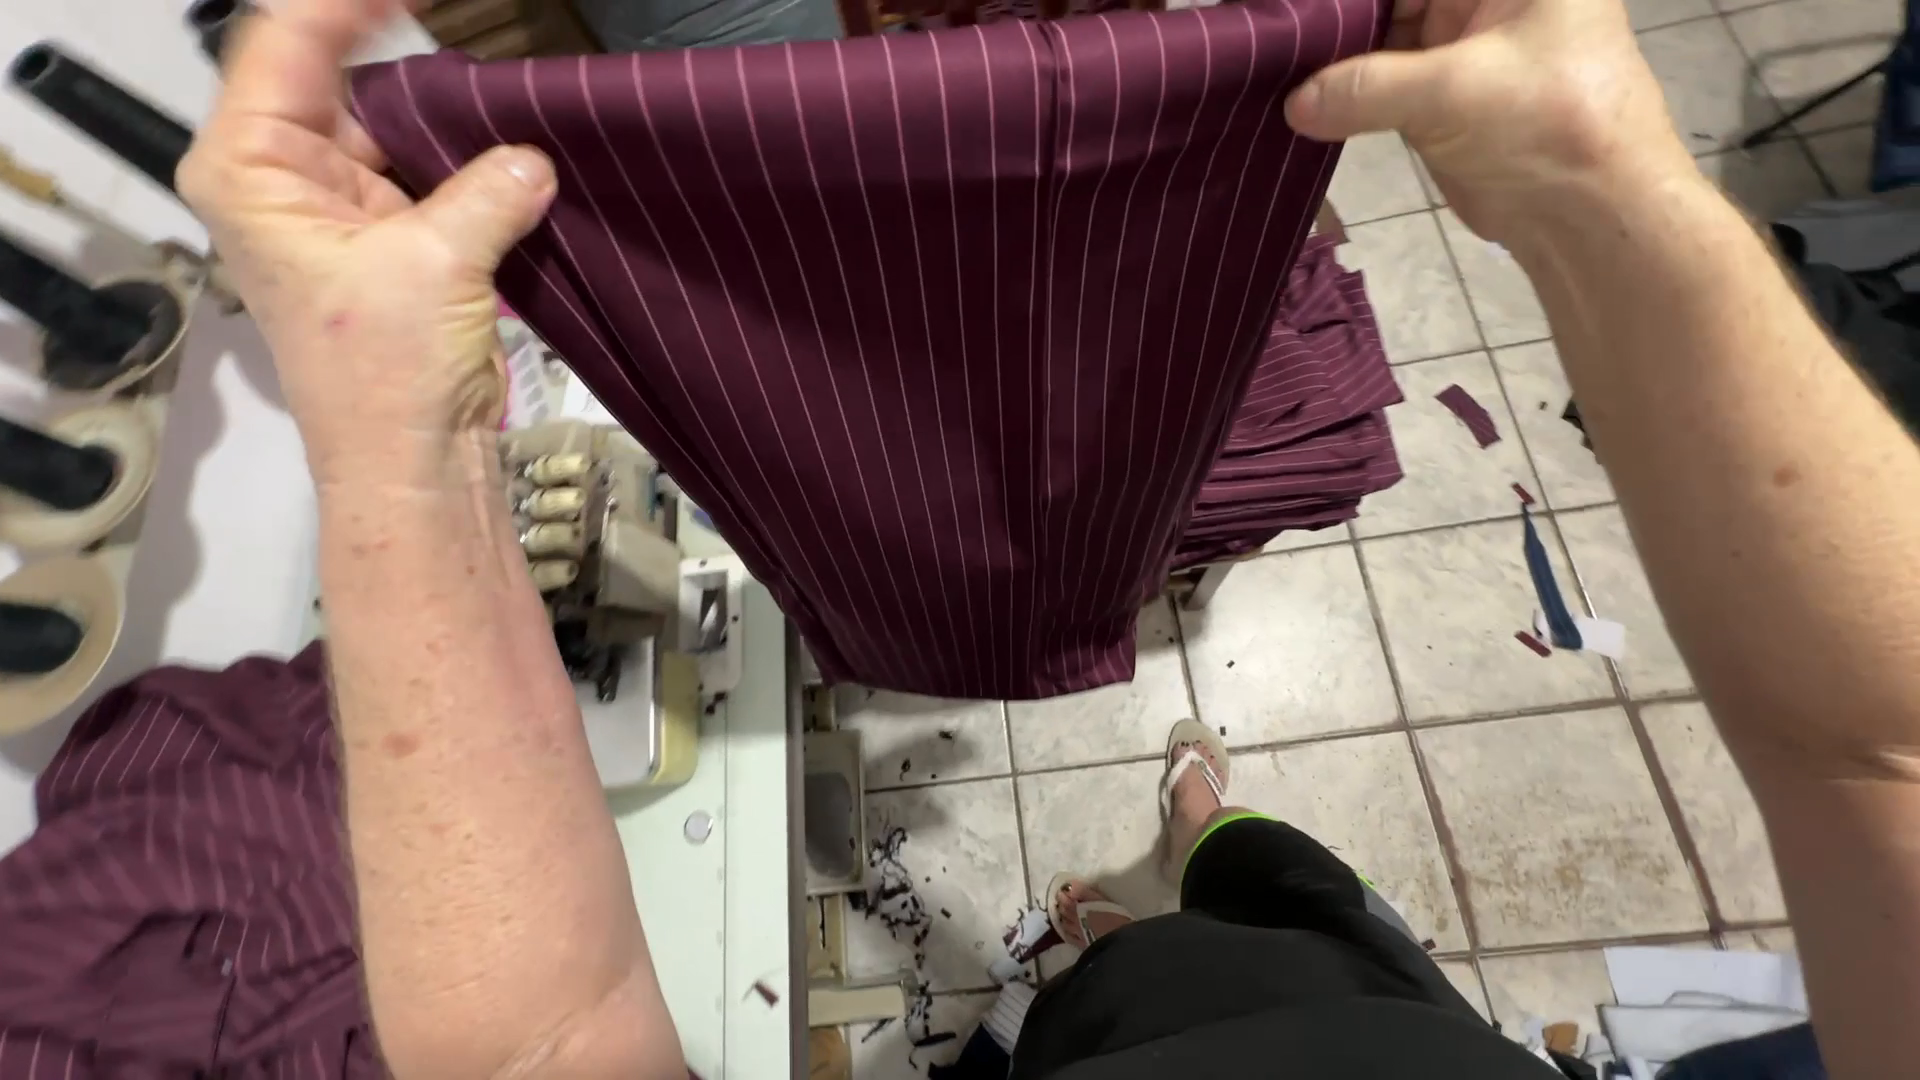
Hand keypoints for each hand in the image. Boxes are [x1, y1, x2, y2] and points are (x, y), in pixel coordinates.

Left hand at [178, 0, 556, 489]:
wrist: (415, 454)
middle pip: (355, 95)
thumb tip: (535, 159)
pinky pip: (445, 196)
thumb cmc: (385, 370)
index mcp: (256, 170)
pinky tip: (523, 175)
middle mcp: (297, 184)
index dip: (348, 5)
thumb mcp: (433, 265)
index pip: (288, 48)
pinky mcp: (408, 255)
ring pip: (410, 150)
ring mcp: (357, 220)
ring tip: (516, 120)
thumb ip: (487, 197)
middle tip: (489, 68)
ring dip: (463, 143)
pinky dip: (485, 187)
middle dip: (424, 85)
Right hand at [1283, 0, 1696, 244]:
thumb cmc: (1545, 122)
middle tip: (1272, 48)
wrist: (1582, 206)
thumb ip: (1366, 89)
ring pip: (1377, 39)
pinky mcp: (1434, 95)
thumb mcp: (1453, 93)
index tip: (1289, 13)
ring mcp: (1455, 44)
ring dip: (1330, 62)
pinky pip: (1376, 83)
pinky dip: (1340, 96)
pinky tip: (1298, 106)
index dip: (1347, 0)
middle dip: (1334, 22)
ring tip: (1273, 77)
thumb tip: (1291, 104)